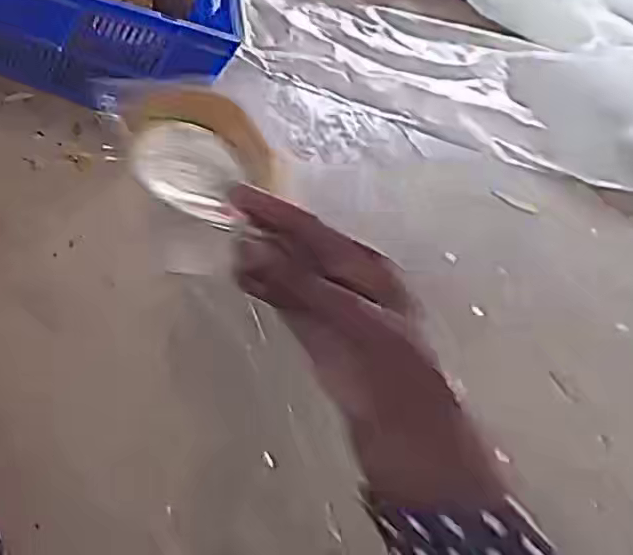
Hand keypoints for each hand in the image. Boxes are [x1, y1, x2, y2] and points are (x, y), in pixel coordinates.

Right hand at [230, 185, 504, 505]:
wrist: (410, 439)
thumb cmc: (392, 368)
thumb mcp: (349, 317)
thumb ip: (296, 280)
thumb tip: (246, 245)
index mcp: (366, 267)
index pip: (312, 229)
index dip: (274, 210)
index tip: (236, 193)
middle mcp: (347, 279)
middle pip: (297, 245)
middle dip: (261, 228)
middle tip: (223, 212)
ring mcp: (329, 304)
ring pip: (285, 269)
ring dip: (256, 256)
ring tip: (225, 243)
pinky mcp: (314, 329)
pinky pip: (280, 296)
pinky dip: (259, 283)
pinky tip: (239, 275)